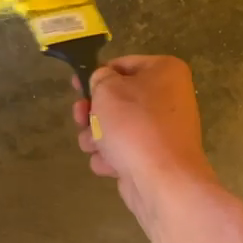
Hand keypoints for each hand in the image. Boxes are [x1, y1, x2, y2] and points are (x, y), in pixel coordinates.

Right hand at [72, 55, 215, 216]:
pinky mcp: (152, 155)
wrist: (161, 177)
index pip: (121, 65)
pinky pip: (122, 150)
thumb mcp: (107, 90)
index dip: (95, 76)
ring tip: (96, 147)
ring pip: (114, 127)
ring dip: (96, 138)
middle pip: (116, 99)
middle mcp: (167, 96)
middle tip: (81, 120)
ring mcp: (160, 128)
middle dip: (92, 114)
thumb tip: (101, 81)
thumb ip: (98, 78)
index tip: (75, 86)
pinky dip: (111, 157)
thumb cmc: (134, 125)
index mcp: (164, 71)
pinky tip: (111, 164)